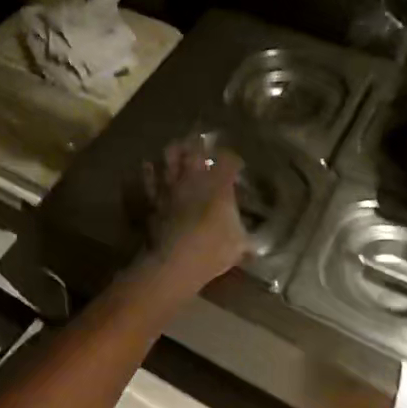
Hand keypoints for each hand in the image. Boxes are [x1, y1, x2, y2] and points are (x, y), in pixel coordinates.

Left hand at [143, 136, 247, 287]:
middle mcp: (194, 179)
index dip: (234, 160)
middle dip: (201, 145)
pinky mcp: (153, 199)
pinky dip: (149, 171)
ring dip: (175, 151)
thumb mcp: (240, 246)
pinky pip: (148, 178)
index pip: (228, 160)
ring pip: (170, 157)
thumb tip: (257, 247)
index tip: (237, 166)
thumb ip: (248, 241)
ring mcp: (171, 186)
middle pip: (196, 149)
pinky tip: (149, 166)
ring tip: (178, 148)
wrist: (175, 262)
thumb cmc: (213, 250)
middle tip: (204, 146)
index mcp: (219, 185)